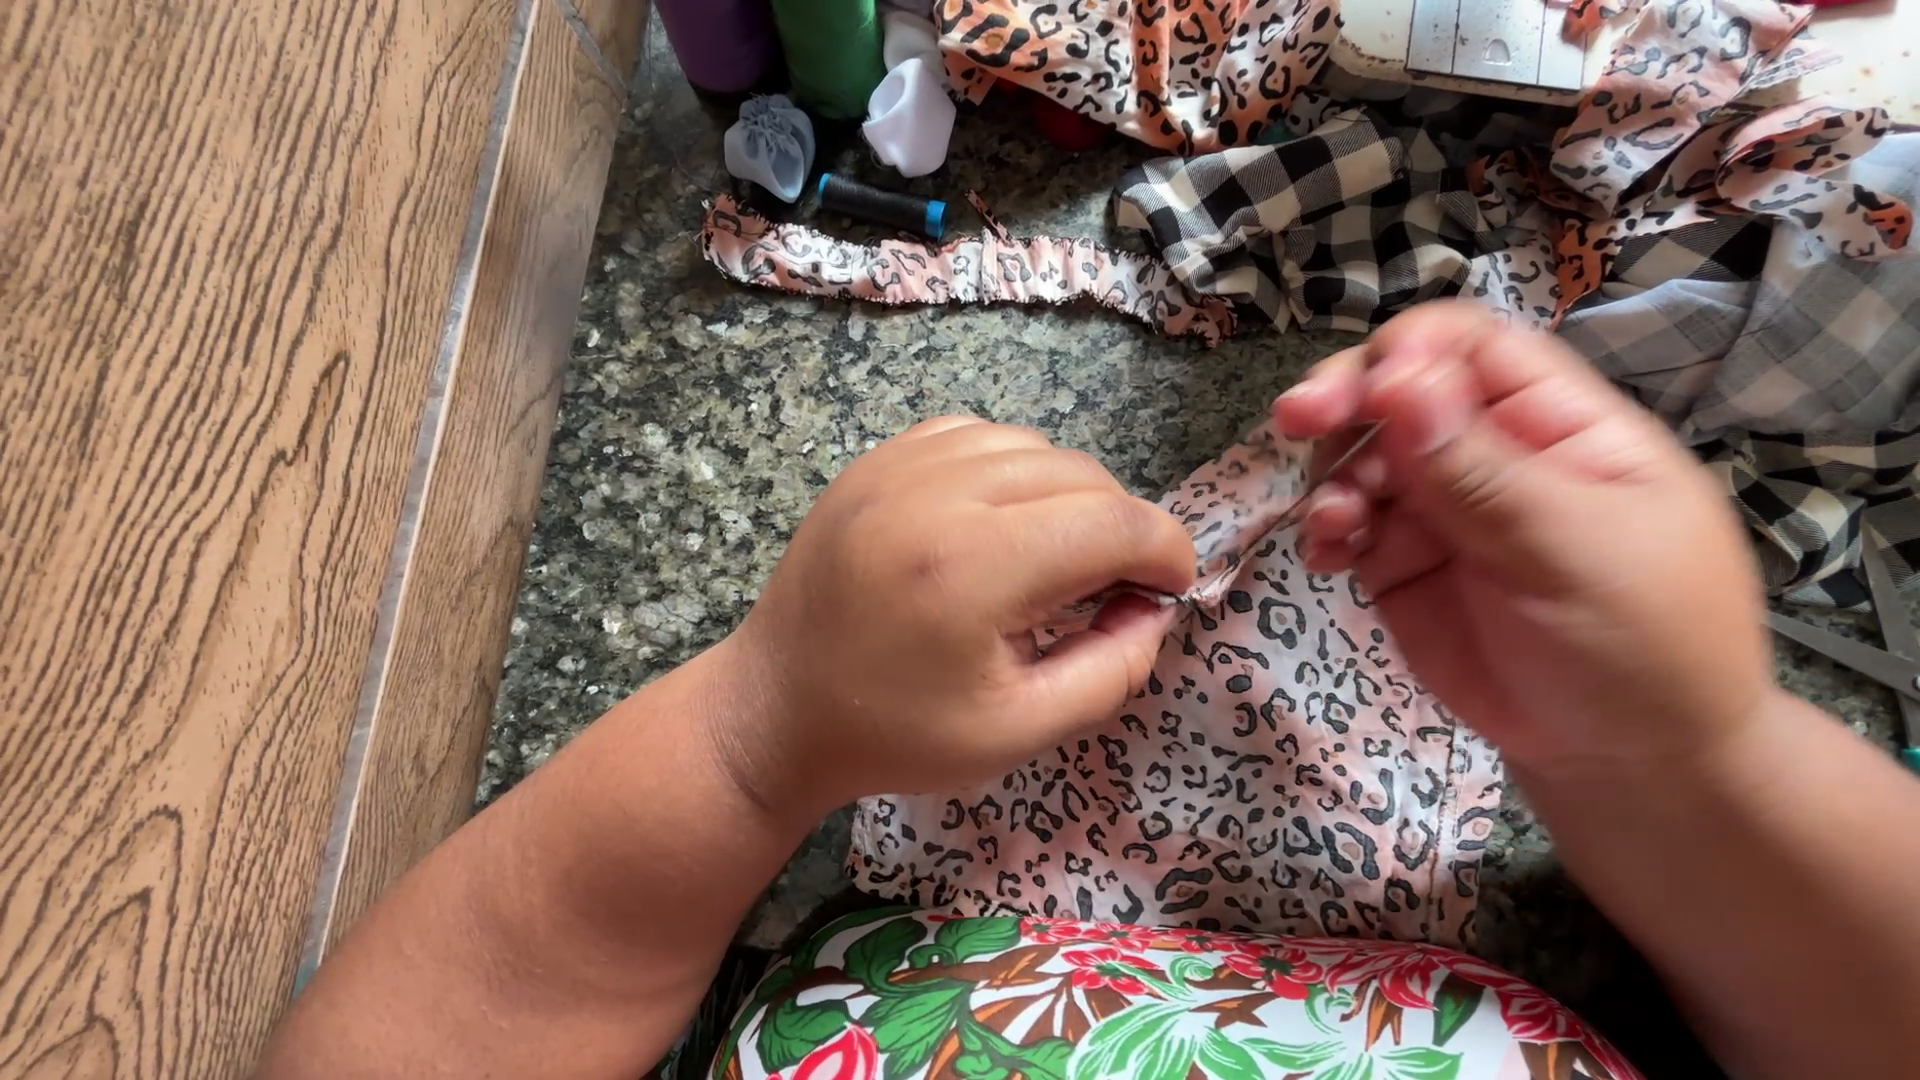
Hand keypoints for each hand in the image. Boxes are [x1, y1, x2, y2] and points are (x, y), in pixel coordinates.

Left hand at [715, 417, 1194, 818]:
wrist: (774, 708)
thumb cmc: (894, 734)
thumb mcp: (1019, 730)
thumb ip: (1112, 670)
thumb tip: (1153, 607)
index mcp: (974, 566)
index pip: (1115, 522)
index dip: (1167, 550)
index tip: (1170, 587)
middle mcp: (937, 492)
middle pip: (1081, 475)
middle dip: (1120, 527)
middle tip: (1109, 585)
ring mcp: (897, 465)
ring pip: (1032, 445)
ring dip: (1068, 493)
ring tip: (1053, 553)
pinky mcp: (874, 461)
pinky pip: (975, 435)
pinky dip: (1009, 467)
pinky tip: (998, 516)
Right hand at [1274, 302, 1772, 773]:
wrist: (1616, 757)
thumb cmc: (1637, 645)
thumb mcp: (1571, 553)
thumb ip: (1480, 471)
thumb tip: (1396, 377)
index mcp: (1555, 424)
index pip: (1470, 349)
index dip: (1406, 353)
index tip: (1356, 393)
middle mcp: (1487, 452)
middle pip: (1395, 392)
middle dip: (1343, 401)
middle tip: (1295, 421)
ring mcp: (1436, 507)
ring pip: (1357, 457)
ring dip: (1330, 480)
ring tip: (1334, 530)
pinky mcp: (1396, 557)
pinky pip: (1343, 522)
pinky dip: (1323, 531)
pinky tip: (1327, 559)